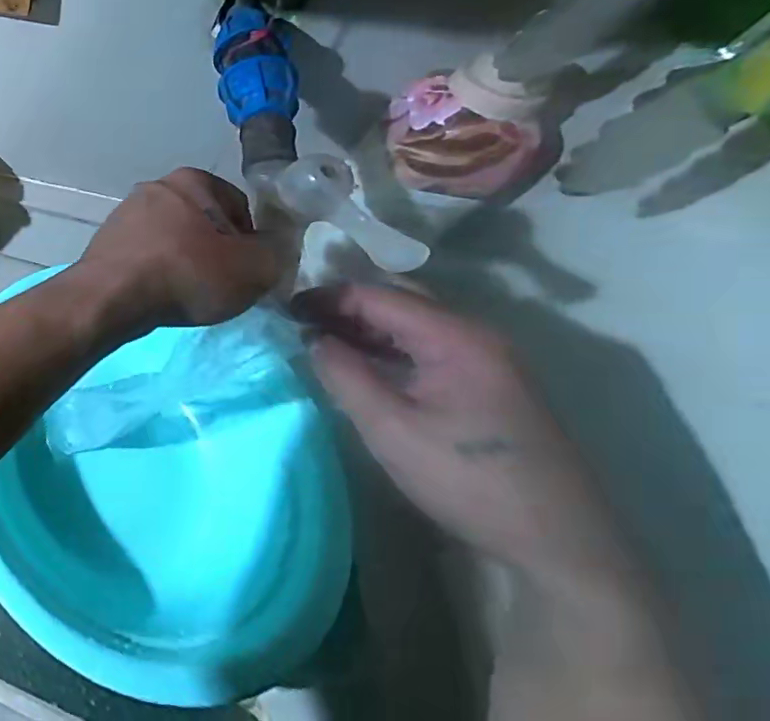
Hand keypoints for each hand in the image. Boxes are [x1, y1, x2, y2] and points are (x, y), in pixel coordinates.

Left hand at [71, 167, 281, 329]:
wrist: (111, 295)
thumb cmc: (187, 273)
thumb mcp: (256, 266)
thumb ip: (277, 250)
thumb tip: (274, 245)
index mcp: (190, 179)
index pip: (240, 206)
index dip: (251, 240)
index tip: (247, 267)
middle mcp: (153, 187)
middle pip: (204, 222)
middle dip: (216, 250)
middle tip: (221, 282)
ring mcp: (124, 213)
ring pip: (173, 238)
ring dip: (185, 261)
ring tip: (189, 291)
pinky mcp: (106, 240)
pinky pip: (146, 254)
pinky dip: (157, 270)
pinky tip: (160, 292)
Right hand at [294, 285, 637, 593]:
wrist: (560, 546)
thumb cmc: (466, 479)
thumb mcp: (387, 426)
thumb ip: (341, 372)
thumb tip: (312, 338)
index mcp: (456, 337)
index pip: (375, 294)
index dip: (324, 297)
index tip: (282, 310)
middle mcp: (477, 337)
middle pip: (397, 300)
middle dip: (342, 305)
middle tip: (295, 320)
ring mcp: (488, 360)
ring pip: (411, 323)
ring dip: (362, 325)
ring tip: (316, 337)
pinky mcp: (488, 384)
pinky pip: (425, 345)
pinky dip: (386, 344)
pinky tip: (358, 360)